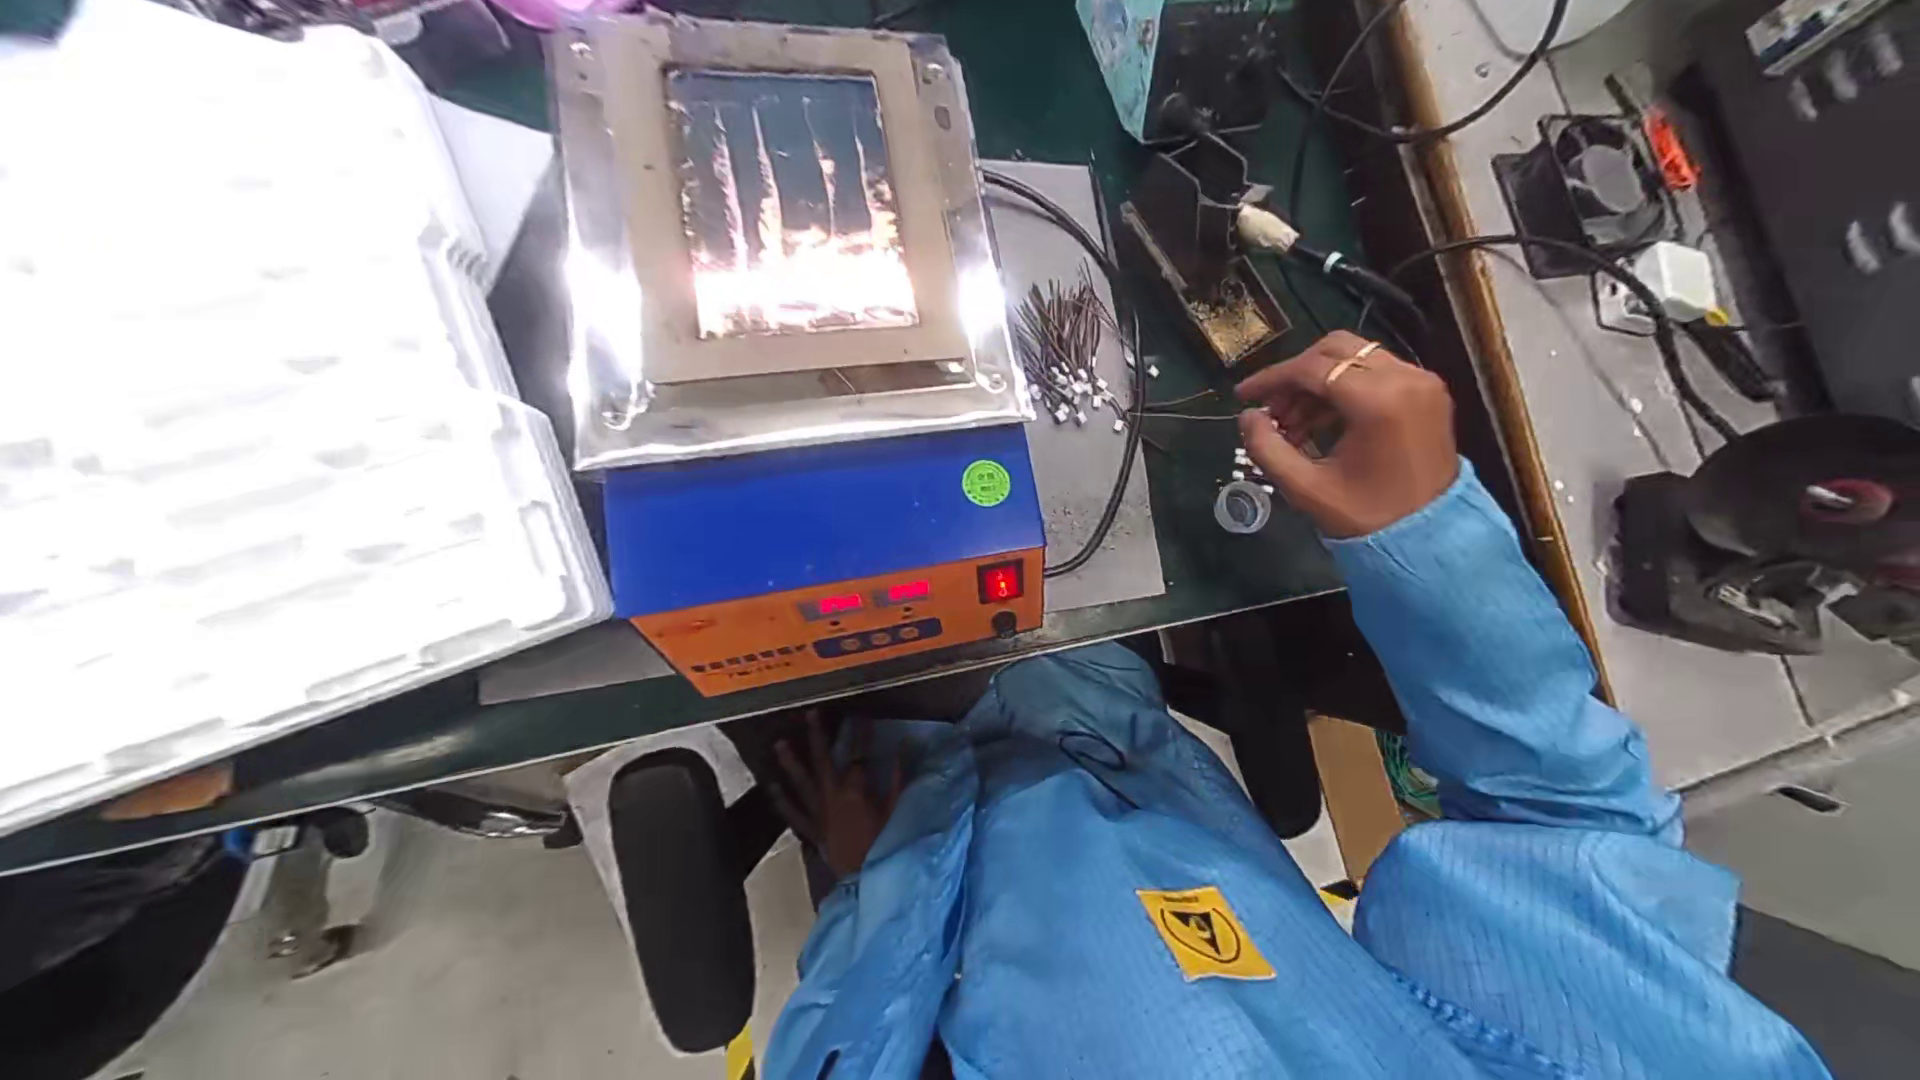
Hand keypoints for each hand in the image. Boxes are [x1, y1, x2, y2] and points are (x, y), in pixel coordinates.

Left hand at [770, 714, 903, 879]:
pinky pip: (794, 814)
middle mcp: (832, 798)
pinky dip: (782, 801)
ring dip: (790, 763)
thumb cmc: (886, 845)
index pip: (858, 755)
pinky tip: (771, 786)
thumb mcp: (898, 810)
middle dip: (817, 736)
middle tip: (810, 713)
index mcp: (855, 791)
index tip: (862, 716)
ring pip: (802, 784)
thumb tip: (904, 746)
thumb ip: (899, 777)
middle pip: (823, 761)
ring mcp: (819, 815)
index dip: (862, 735)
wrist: (866, 885)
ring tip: (779, 743)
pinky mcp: (812, 831)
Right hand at [1235, 330, 1458, 538]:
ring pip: (1354, 357)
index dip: (1271, 378)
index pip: (1312, 368)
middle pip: (1335, 349)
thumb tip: (1247, 417)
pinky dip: (1340, 388)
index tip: (1242, 396)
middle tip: (1271, 409)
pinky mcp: (1426, 393)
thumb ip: (1266, 448)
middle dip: (1294, 375)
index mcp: (1379, 401)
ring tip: (1292, 423)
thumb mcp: (1304, 487)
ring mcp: (1421, 383)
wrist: (1430, 537)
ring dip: (1316, 383)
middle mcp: (1406, 379)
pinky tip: (1319, 422)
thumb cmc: (1365, 515)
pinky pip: (1374, 372)